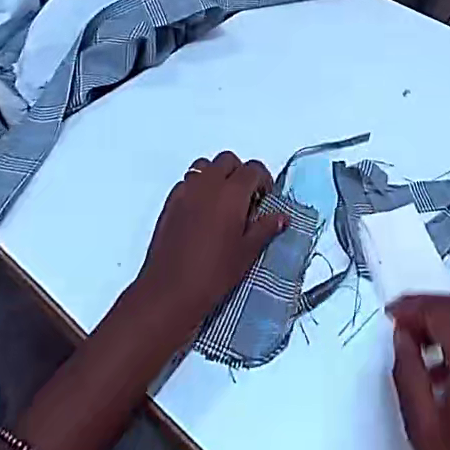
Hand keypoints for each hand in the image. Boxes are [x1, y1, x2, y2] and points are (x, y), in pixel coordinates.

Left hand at [129, 151, 287, 342]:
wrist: (171, 289)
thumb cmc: (211, 273)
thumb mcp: (246, 253)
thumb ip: (264, 229)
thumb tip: (278, 218)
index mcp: (231, 193)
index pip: (253, 169)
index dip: (263, 180)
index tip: (266, 196)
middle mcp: (207, 185)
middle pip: (228, 160)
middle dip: (240, 173)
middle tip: (249, 198)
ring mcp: (186, 191)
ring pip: (205, 166)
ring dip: (217, 176)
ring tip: (225, 203)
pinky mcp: (170, 202)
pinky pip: (187, 182)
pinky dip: (198, 188)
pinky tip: (204, 213)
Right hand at [389, 295, 449, 449]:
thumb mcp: (425, 430)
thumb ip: (408, 375)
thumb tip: (402, 340)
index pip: (442, 313)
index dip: (412, 307)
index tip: (391, 315)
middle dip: (429, 307)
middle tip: (402, 320)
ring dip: (447, 323)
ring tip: (417, 343)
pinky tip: (443, 370)